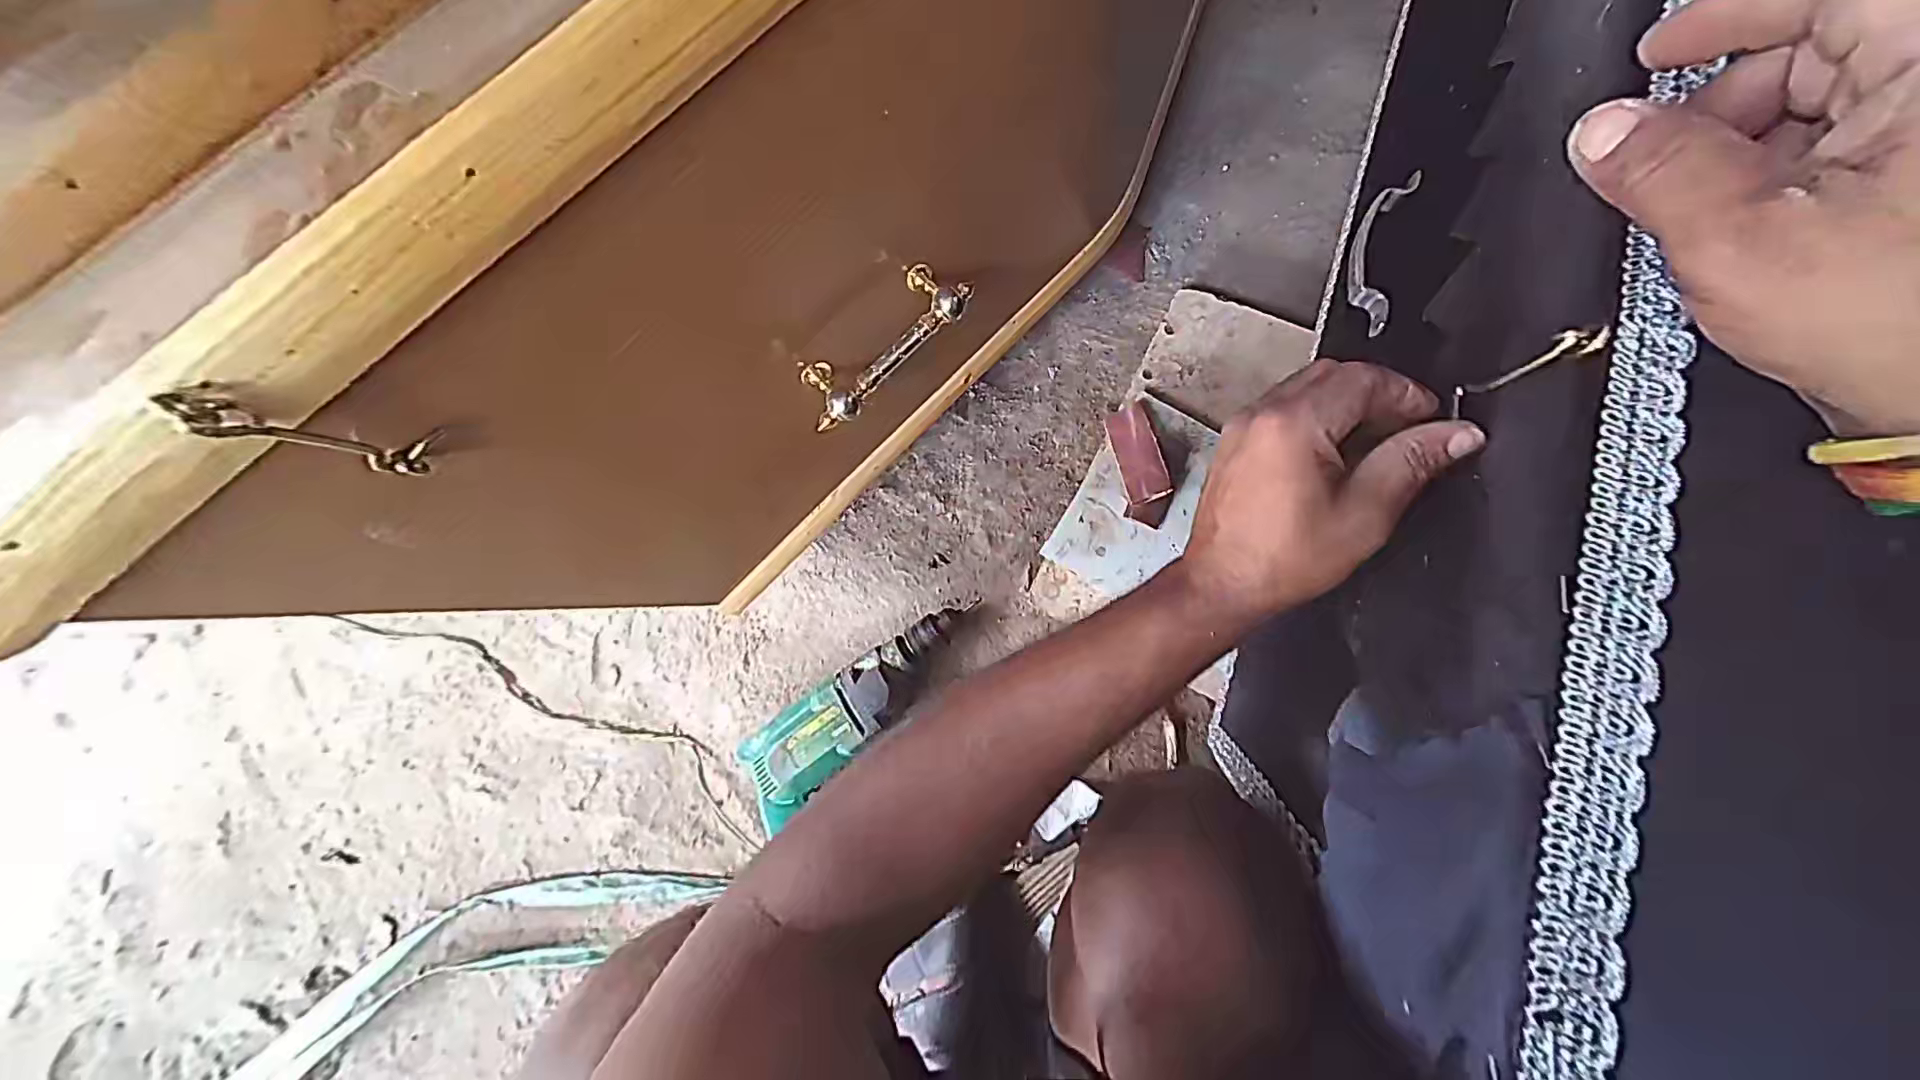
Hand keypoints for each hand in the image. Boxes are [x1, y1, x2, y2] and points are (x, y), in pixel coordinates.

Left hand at [1180, 360, 1483, 622]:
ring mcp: (1240, 429)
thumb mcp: (1363, 514)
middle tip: (1407, 430)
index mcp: (1292, 424)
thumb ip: (1410, 463)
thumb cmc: (1279, 560)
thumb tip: (1456, 434)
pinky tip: (1330, 458)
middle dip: (1377, 394)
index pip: (1363, 378)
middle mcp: (1259, 416)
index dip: (1408, 394)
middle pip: (1331, 375)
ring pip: (1304, 390)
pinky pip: (1279, 412)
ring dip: (1343, 406)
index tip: (1432, 420)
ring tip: (1371, 448)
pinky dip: (1312, 420)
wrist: (1220, 584)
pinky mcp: (1232, 446)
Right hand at [1566, 0, 1919, 435]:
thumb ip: (1659, 174)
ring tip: (1699, 208)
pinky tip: (1745, 217)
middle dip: (1720, 105)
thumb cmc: (1893, 316)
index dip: (1724, 18)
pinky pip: (1842, 141)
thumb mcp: (1736, 241)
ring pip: (1822, 100)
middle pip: (1815, 49)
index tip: (1658, 51)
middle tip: (1651, 160)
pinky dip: (1776, 171)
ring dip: (1741, 147)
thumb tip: (1600, 132)